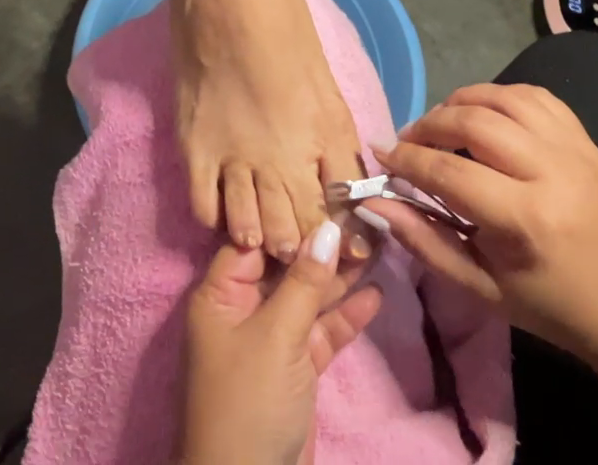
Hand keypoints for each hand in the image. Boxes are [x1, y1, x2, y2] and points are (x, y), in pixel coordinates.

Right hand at [168, 0, 369, 262]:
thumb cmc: (283, 18)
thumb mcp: (325, 80)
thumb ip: (334, 137)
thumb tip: (343, 181)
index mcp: (325, 136)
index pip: (341, 213)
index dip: (345, 240)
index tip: (345, 252)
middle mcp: (284, 155)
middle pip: (296, 229)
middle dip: (303, 246)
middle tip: (299, 247)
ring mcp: (234, 155)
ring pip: (253, 227)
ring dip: (263, 237)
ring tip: (265, 236)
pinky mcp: (192, 146)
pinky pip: (205, 209)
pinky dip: (218, 219)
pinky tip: (226, 210)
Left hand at [180, 222, 383, 464]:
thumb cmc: (247, 400)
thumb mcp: (275, 335)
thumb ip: (304, 282)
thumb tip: (327, 227)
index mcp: (220, 294)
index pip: (255, 241)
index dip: (290, 219)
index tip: (329, 197)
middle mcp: (242, 310)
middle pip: (285, 268)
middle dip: (322, 248)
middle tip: (364, 219)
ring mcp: (270, 340)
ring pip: (307, 299)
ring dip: (339, 279)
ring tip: (377, 247)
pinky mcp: (295, 368)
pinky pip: (321, 332)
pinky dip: (345, 316)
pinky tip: (374, 294)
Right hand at [365, 84, 597, 363]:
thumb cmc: (550, 306)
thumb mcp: (479, 287)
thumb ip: (423, 240)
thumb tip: (373, 203)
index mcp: (526, 219)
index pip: (448, 172)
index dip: (406, 159)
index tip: (381, 155)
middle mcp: (553, 173)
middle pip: (473, 122)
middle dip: (429, 125)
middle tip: (407, 141)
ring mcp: (575, 150)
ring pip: (504, 98)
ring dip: (461, 102)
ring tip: (441, 123)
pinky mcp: (588, 141)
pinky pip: (537, 97)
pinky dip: (501, 96)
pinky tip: (483, 114)